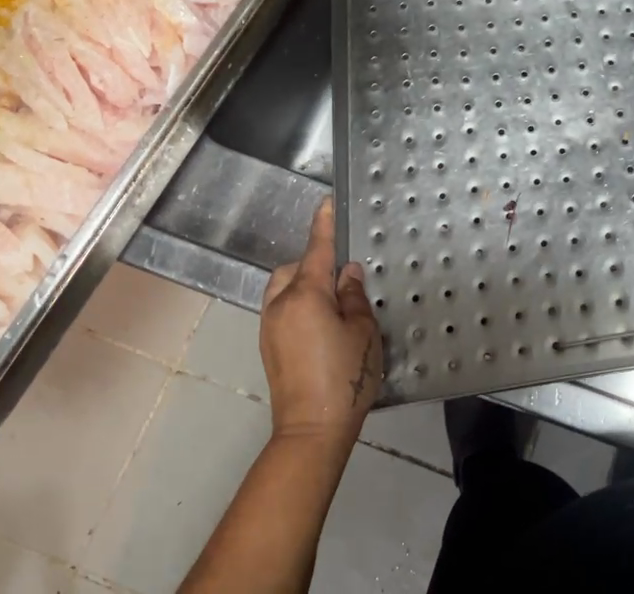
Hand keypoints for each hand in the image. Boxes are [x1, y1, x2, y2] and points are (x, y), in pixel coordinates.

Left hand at [260, 199, 382, 449]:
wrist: (312, 430)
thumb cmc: (345, 375)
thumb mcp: (363, 331)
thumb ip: (354, 296)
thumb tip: (347, 273)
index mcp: (305, 295)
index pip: (316, 250)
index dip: (324, 226)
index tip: (327, 203)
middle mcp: (280, 306)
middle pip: (292, 270)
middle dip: (312, 265)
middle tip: (343, 278)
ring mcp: (270, 329)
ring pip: (284, 292)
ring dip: (304, 287)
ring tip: (335, 304)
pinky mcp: (270, 349)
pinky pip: (284, 312)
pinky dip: (300, 307)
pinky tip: (324, 326)